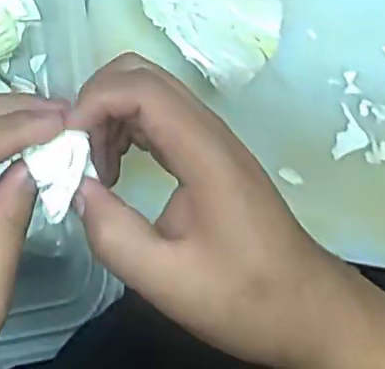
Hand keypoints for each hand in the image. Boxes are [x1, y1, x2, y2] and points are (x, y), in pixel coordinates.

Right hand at [70, 54, 384, 368]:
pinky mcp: (203, 146)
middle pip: (139, 72)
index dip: (94, 101)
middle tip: (76, 147)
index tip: (69, 141)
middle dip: (96, 98)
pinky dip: (123, 124)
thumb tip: (75, 188)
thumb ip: (115, 237)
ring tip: (95, 164)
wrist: (314, 312)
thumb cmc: (250, 299)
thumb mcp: (173, 285)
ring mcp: (207, 134)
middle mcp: (205, 128)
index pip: (140, 88)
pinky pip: (153, 110)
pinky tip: (116, 168)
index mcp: (203, 151)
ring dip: (108, 111)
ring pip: (144, 85)